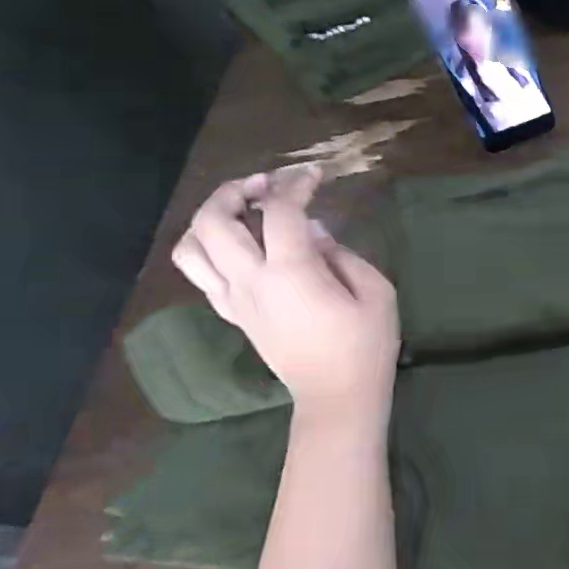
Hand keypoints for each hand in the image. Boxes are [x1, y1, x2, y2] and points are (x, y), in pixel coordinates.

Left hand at [170, 165, 400, 414]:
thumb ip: (342, 255)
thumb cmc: (366, 344)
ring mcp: (235, 300)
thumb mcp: (376, 293)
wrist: (337, 394)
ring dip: (209, 219)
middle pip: (213, 221)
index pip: (280, 212)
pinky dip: (211, 249)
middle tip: (266, 187)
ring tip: (240, 212)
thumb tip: (315, 234)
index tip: (314, 174)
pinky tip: (241, 247)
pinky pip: (201, 273)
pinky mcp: (233, 314)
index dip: (295, 185)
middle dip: (235, 192)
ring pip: (192, 248)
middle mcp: (251, 281)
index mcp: (291, 273)